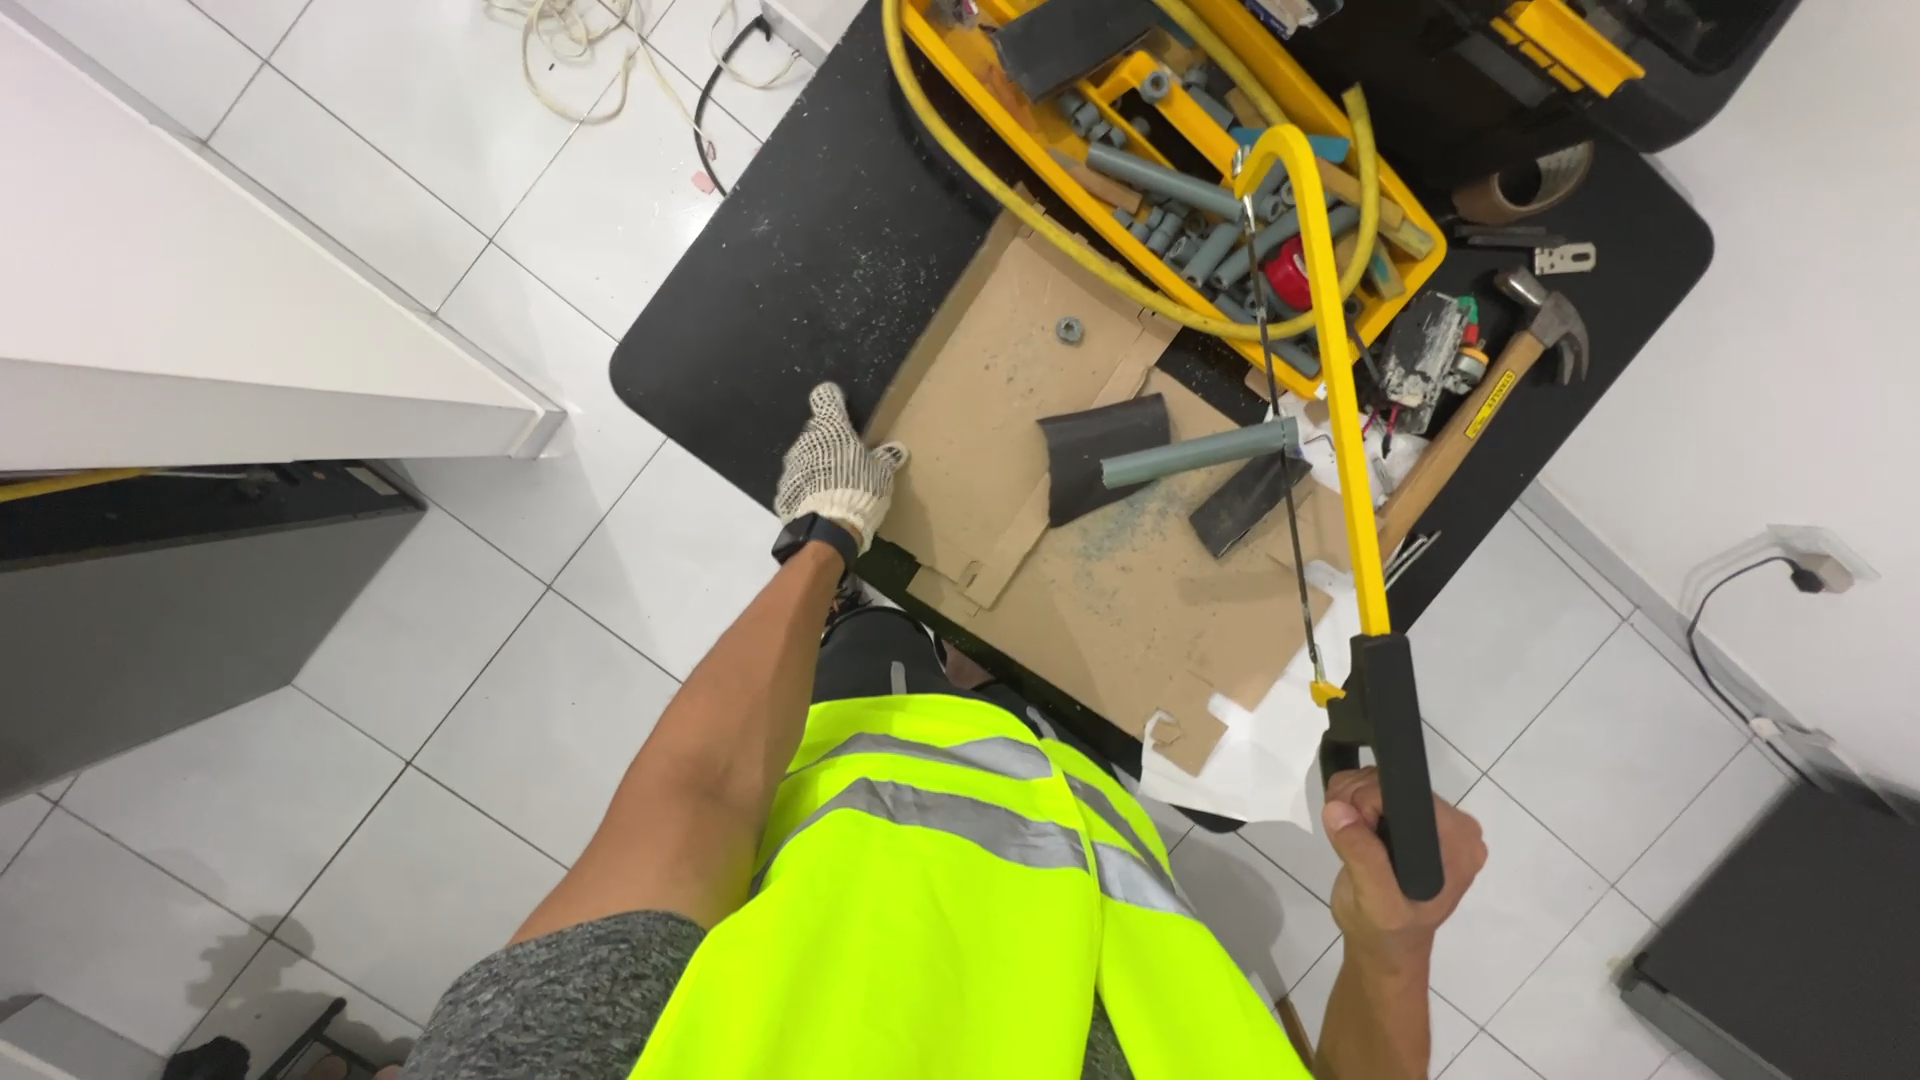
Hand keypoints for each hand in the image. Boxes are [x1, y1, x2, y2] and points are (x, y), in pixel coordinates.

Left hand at [774, 383, 907, 552]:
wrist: (828, 530)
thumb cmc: (859, 491)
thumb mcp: (881, 475)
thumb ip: (886, 458)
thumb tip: (897, 449)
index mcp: (831, 428)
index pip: (825, 398)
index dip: (833, 399)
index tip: (842, 407)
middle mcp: (806, 440)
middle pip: (817, 431)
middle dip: (829, 440)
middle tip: (847, 459)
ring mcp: (792, 465)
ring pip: (805, 456)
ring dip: (817, 464)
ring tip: (833, 485)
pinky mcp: (784, 489)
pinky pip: (798, 481)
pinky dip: (807, 486)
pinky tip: (820, 501)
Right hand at [1322, 767, 1485, 972]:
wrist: (1381, 948)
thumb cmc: (1385, 931)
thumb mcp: (1377, 903)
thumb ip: (1363, 857)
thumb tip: (1339, 810)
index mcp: (1457, 841)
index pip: (1405, 793)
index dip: (1370, 804)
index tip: (1357, 835)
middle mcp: (1450, 824)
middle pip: (1387, 781)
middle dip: (1355, 803)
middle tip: (1347, 840)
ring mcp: (1426, 820)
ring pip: (1372, 779)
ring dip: (1346, 802)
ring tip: (1346, 840)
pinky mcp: (1403, 818)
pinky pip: (1365, 786)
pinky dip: (1347, 802)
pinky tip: (1350, 832)